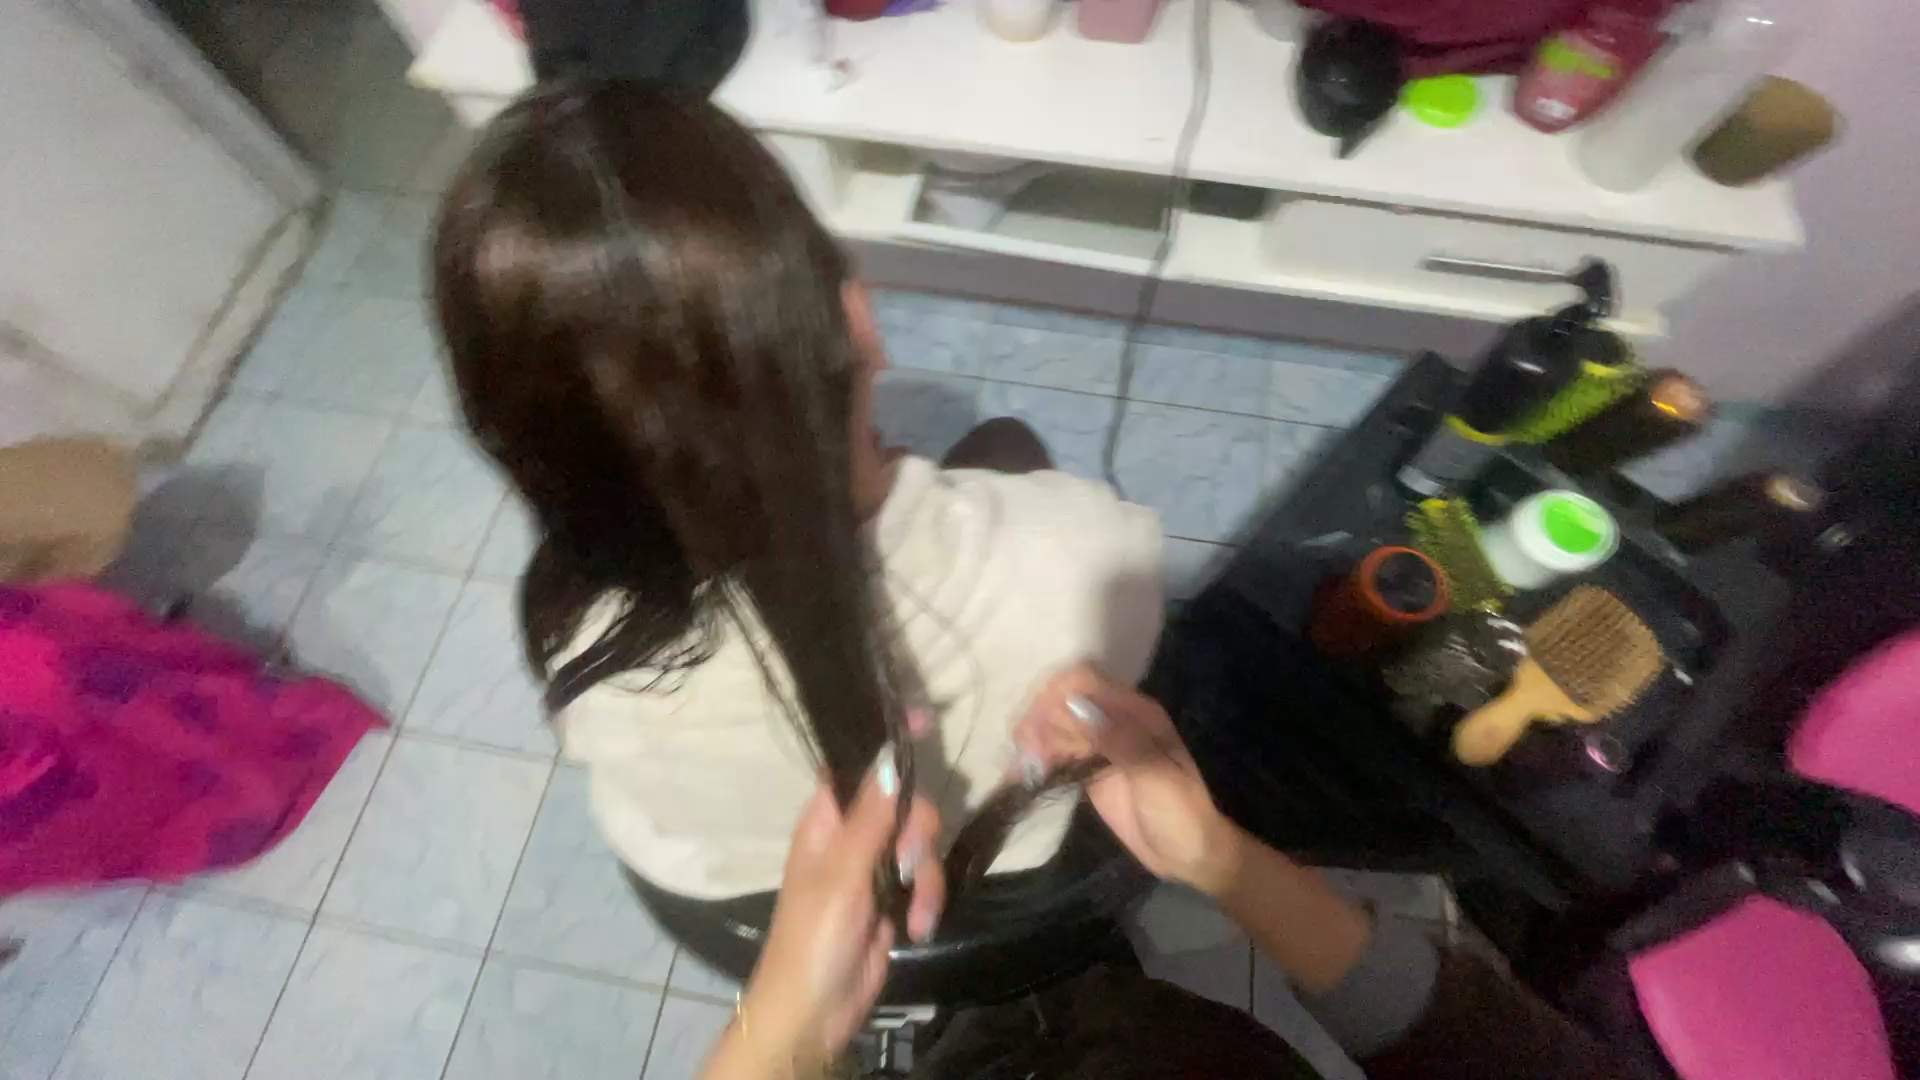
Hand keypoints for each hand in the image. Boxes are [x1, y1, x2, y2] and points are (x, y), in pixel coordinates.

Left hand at [731, 769, 944, 1070]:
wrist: (815, 1012)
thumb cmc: (813, 936)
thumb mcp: (842, 873)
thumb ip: (872, 815)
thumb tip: (890, 755)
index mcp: (827, 818)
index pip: (858, 763)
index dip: (888, 743)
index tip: (924, 722)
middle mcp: (852, 833)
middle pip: (904, 802)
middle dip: (917, 833)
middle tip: (908, 860)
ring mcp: (875, 864)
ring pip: (921, 841)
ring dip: (926, 876)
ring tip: (914, 913)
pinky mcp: (895, 895)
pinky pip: (926, 877)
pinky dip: (928, 900)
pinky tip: (918, 927)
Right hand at [1014, 665, 1244, 895]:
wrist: (1189, 856)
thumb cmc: (1180, 813)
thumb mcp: (1156, 777)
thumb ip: (1119, 740)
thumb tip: (1077, 706)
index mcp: (1136, 712)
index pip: (1087, 682)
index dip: (1058, 693)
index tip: (1038, 720)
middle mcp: (1114, 720)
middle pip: (1064, 701)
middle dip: (1040, 718)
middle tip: (1027, 751)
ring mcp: (1099, 743)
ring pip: (1056, 725)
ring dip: (1035, 738)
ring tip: (1024, 764)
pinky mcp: (1087, 767)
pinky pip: (1057, 751)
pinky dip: (1038, 758)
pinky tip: (1023, 772)